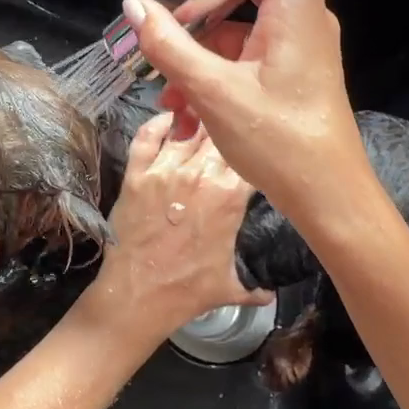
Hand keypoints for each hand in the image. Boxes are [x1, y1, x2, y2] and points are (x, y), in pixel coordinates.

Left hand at [70, 114, 264, 345]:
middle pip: (219, 135)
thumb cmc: (188, 291)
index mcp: (230, 196)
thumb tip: (271, 291)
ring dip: (195, 120)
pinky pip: (146, 136)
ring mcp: (164, 171)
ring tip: (202, 114)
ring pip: (186, 130)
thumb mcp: (232, 286)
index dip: (254, 147)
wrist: (139, 295)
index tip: (255, 147)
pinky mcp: (136, 174)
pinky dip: (157, 123)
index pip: (250, 155)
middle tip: (228, 125)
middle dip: (226, 128)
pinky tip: (168, 119)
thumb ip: (256, 285)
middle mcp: (200, 175)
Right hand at [123, 0, 375, 222]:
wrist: (326, 198)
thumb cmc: (278, 139)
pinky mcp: (288, 72)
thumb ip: (169, 46)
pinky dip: (213, 70)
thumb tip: (134, 6)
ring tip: (161, 85)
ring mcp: (294, 46)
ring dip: (196, 49)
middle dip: (197, 2)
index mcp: (295, 7)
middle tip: (154, 14)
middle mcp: (300, 18)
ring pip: (238, 26)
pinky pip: (244, 55)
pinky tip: (182, 103)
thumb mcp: (212, 92)